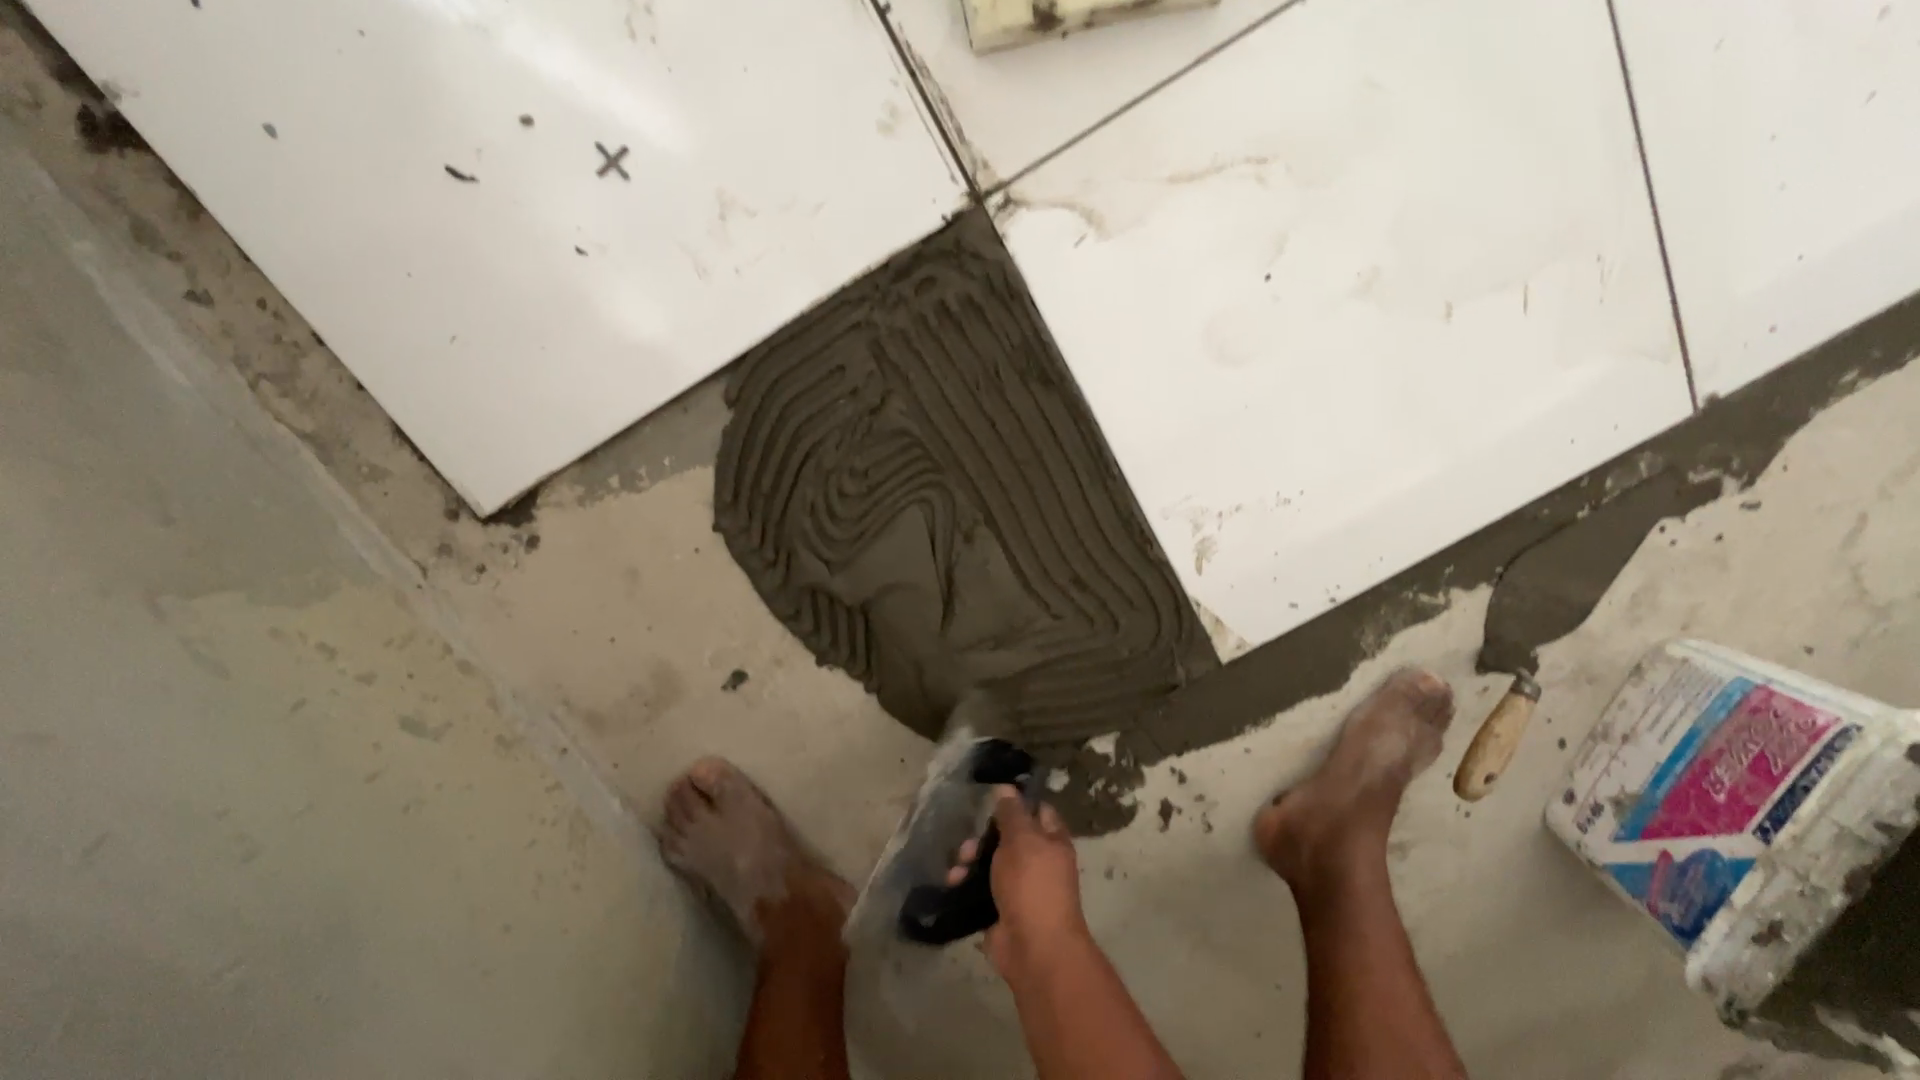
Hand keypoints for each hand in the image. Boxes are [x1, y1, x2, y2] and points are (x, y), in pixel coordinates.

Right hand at [948, 785, 1088, 976]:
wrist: (1033, 946)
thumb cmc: (1032, 884)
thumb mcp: (1021, 839)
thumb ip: (1012, 813)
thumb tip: (1007, 788)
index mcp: (1052, 841)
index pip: (1038, 810)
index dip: (1017, 801)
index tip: (991, 794)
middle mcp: (1038, 861)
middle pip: (1008, 838)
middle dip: (984, 837)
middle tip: (968, 842)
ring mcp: (1020, 887)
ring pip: (991, 863)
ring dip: (970, 861)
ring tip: (958, 867)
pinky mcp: (1001, 908)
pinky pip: (980, 888)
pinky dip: (966, 884)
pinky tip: (952, 883)